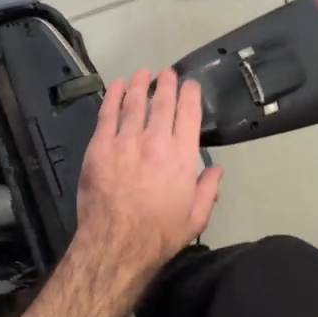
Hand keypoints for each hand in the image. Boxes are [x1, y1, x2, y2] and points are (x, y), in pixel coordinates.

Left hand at [73, 70, 221, 286]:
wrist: (116, 243)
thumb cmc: (159, 234)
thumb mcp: (195, 218)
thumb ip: (207, 190)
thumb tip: (217, 169)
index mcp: (182, 157)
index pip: (189, 114)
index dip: (190, 94)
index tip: (190, 84)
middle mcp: (155, 142)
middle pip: (162, 103)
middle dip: (166, 84)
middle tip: (167, 73)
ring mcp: (125, 141)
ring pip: (134, 103)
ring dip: (140, 85)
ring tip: (143, 74)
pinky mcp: (100, 146)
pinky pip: (108, 114)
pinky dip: (113, 96)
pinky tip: (117, 86)